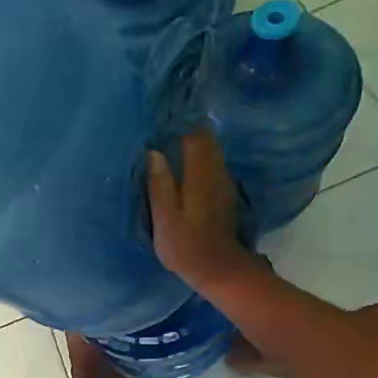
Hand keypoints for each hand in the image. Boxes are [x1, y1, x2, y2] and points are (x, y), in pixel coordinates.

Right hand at [146, 129, 259, 290]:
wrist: (221, 270)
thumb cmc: (188, 249)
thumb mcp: (166, 220)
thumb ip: (159, 185)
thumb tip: (153, 151)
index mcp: (200, 176)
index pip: (194, 136)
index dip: (181, 119)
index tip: (163, 108)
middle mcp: (215, 172)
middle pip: (206, 137)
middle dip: (188, 122)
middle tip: (165, 113)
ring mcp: (222, 181)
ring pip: (211, 147)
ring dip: (194, 135)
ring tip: (172, 127)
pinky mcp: (223, 190)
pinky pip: (212, 159)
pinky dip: (199, 150)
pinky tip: (184, 152)